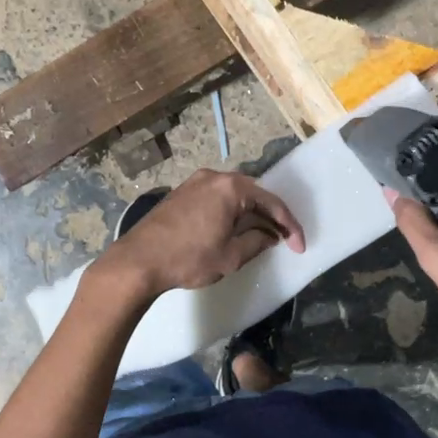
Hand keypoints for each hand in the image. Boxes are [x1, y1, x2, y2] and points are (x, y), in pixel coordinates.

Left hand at [93, 169, 305, 298]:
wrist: (139, 260)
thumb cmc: (189, 258)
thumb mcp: (231, 256)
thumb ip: (257, 241)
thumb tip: (271, 235)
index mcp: (230, 187)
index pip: (271, 203)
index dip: (290, 226)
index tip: (299, 247)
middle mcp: (213, 176)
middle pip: (252, 193)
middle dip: (270, 215)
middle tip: (283, 239)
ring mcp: (194, 182)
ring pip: (233, 194)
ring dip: (249, 212)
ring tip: (261, 235)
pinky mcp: (181, 192)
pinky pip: (215, 197)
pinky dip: (229, 210)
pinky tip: (233, 228)